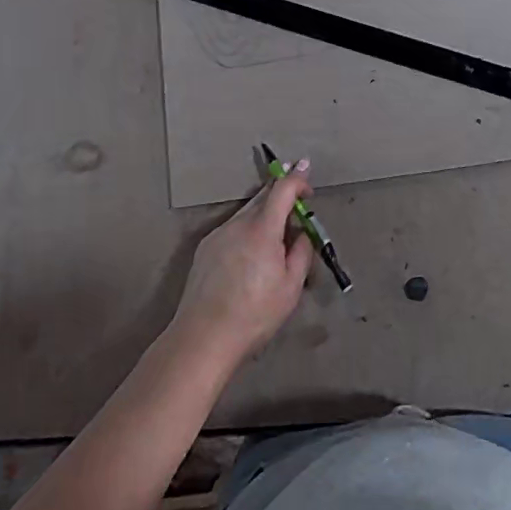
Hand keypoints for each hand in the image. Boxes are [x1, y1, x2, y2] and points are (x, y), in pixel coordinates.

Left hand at [172, 161, 316, 364]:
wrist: (203, 337)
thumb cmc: (254, 314)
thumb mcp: (291, 287)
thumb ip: (301, 252)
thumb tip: (302, 234)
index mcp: (262, 229)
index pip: (282, 189)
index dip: (297, 177)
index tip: (306, 172)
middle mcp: (238, 224)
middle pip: (263, 196)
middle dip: (281, 193)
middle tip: (297, 201)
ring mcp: (218, 234)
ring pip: (247, 213)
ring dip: (264, 215)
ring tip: (276, 239)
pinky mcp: (205, 248)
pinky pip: (233, 229)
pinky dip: (247, 230)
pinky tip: (250, 257)